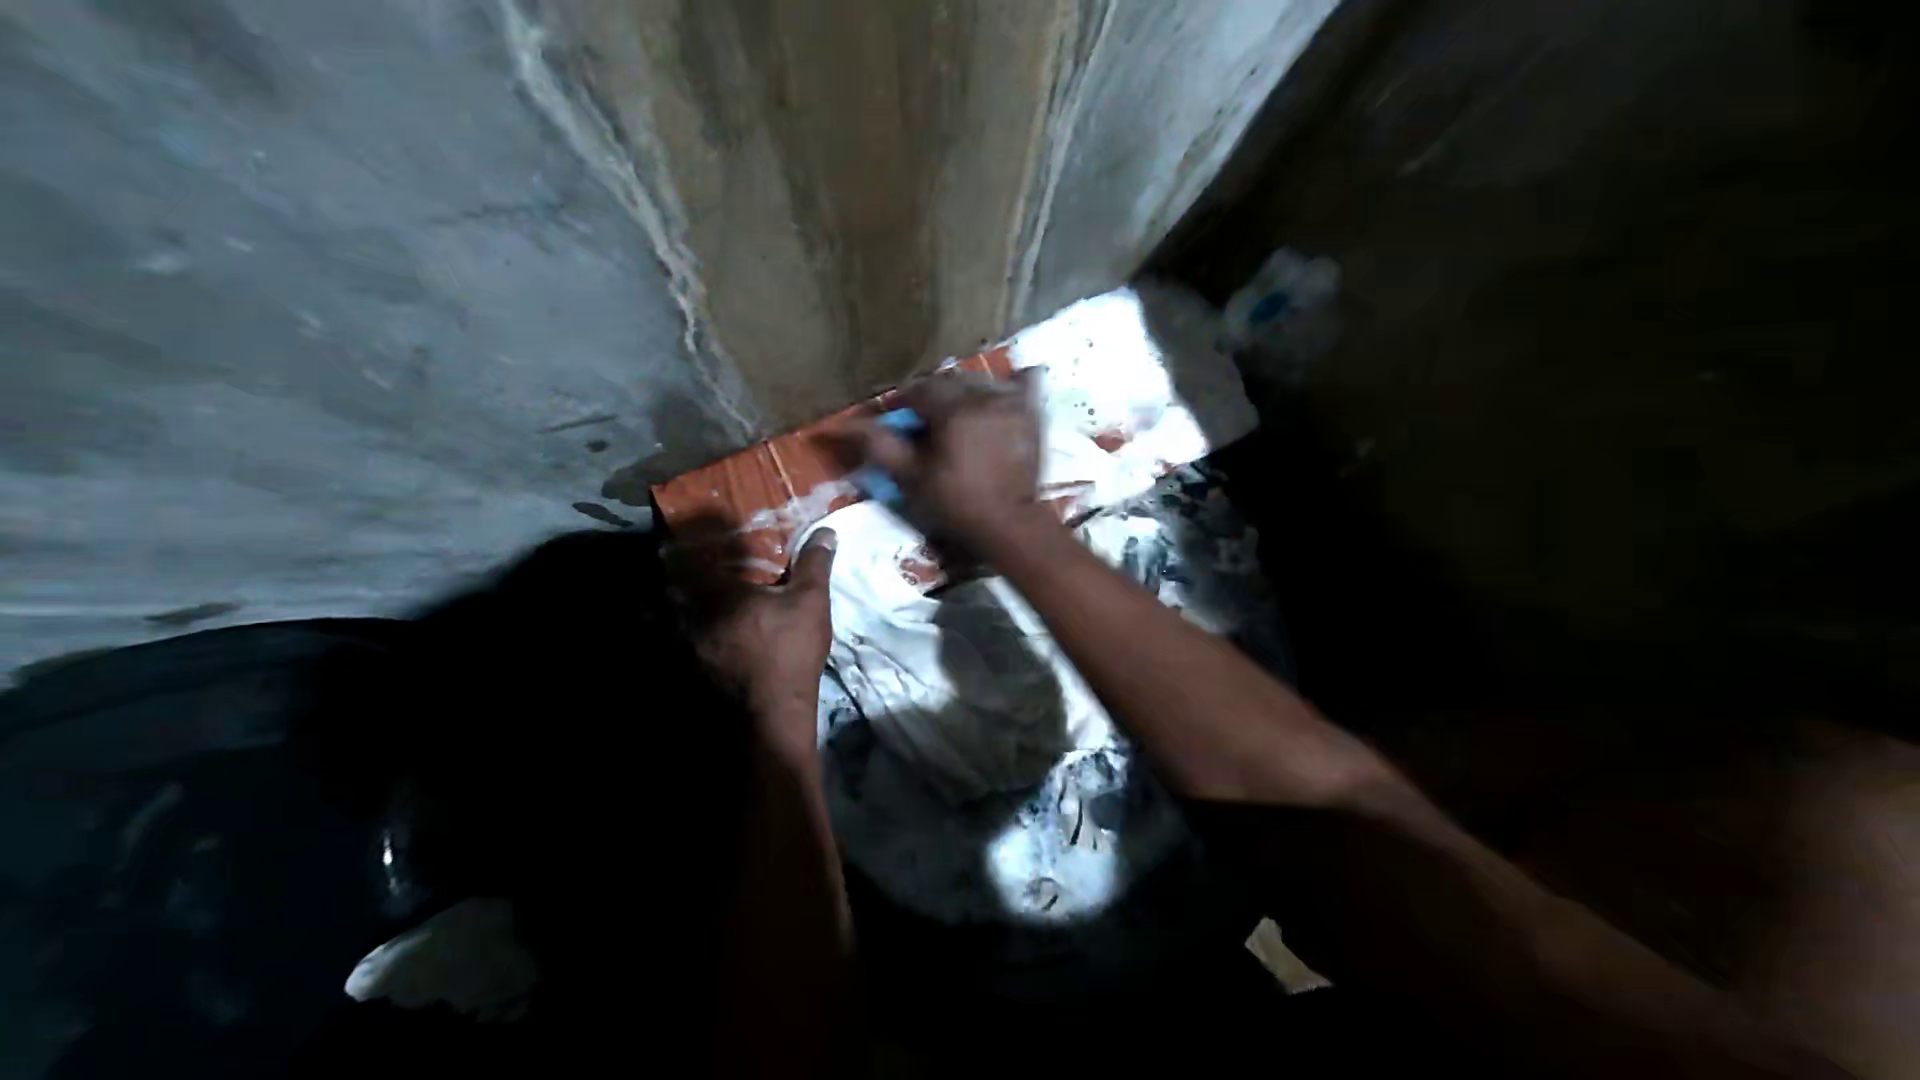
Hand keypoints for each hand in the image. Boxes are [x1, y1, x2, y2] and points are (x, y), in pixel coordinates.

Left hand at [687, 528, 837, 757]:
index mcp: (715, 589)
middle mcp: (689, 612)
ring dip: (667, 608)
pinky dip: (673, 638)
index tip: (688, 540)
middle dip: (673, 577)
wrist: (772, 711)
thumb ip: (814, 564)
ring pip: (663, 617)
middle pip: (668, 587)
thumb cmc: (790, 649)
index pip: (687, 556)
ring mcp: (683, 645)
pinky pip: (670, 647)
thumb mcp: (811, 602)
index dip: (686, 546)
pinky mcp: (686, 670)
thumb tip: (826, 531)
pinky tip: (692, 640)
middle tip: (683, 570)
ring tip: (681, 604)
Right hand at [859, 368, 1045, 551]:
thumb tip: (840, 425)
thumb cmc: (956, 506)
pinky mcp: (1033, 415)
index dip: (902, 401)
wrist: (1008, 525)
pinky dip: (1013, 383)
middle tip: (922, 420)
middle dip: (931, 396)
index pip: (919, 389)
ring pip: (981, 381)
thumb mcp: (910, 478)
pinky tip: (1002, 391)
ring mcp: (1014, 404)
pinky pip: (1025, 384)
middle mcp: (985, 397)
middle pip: (949, 382)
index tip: (893, 418)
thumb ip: (879, 445)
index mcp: (954, 410)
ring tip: (955, 415)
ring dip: (963, 392)